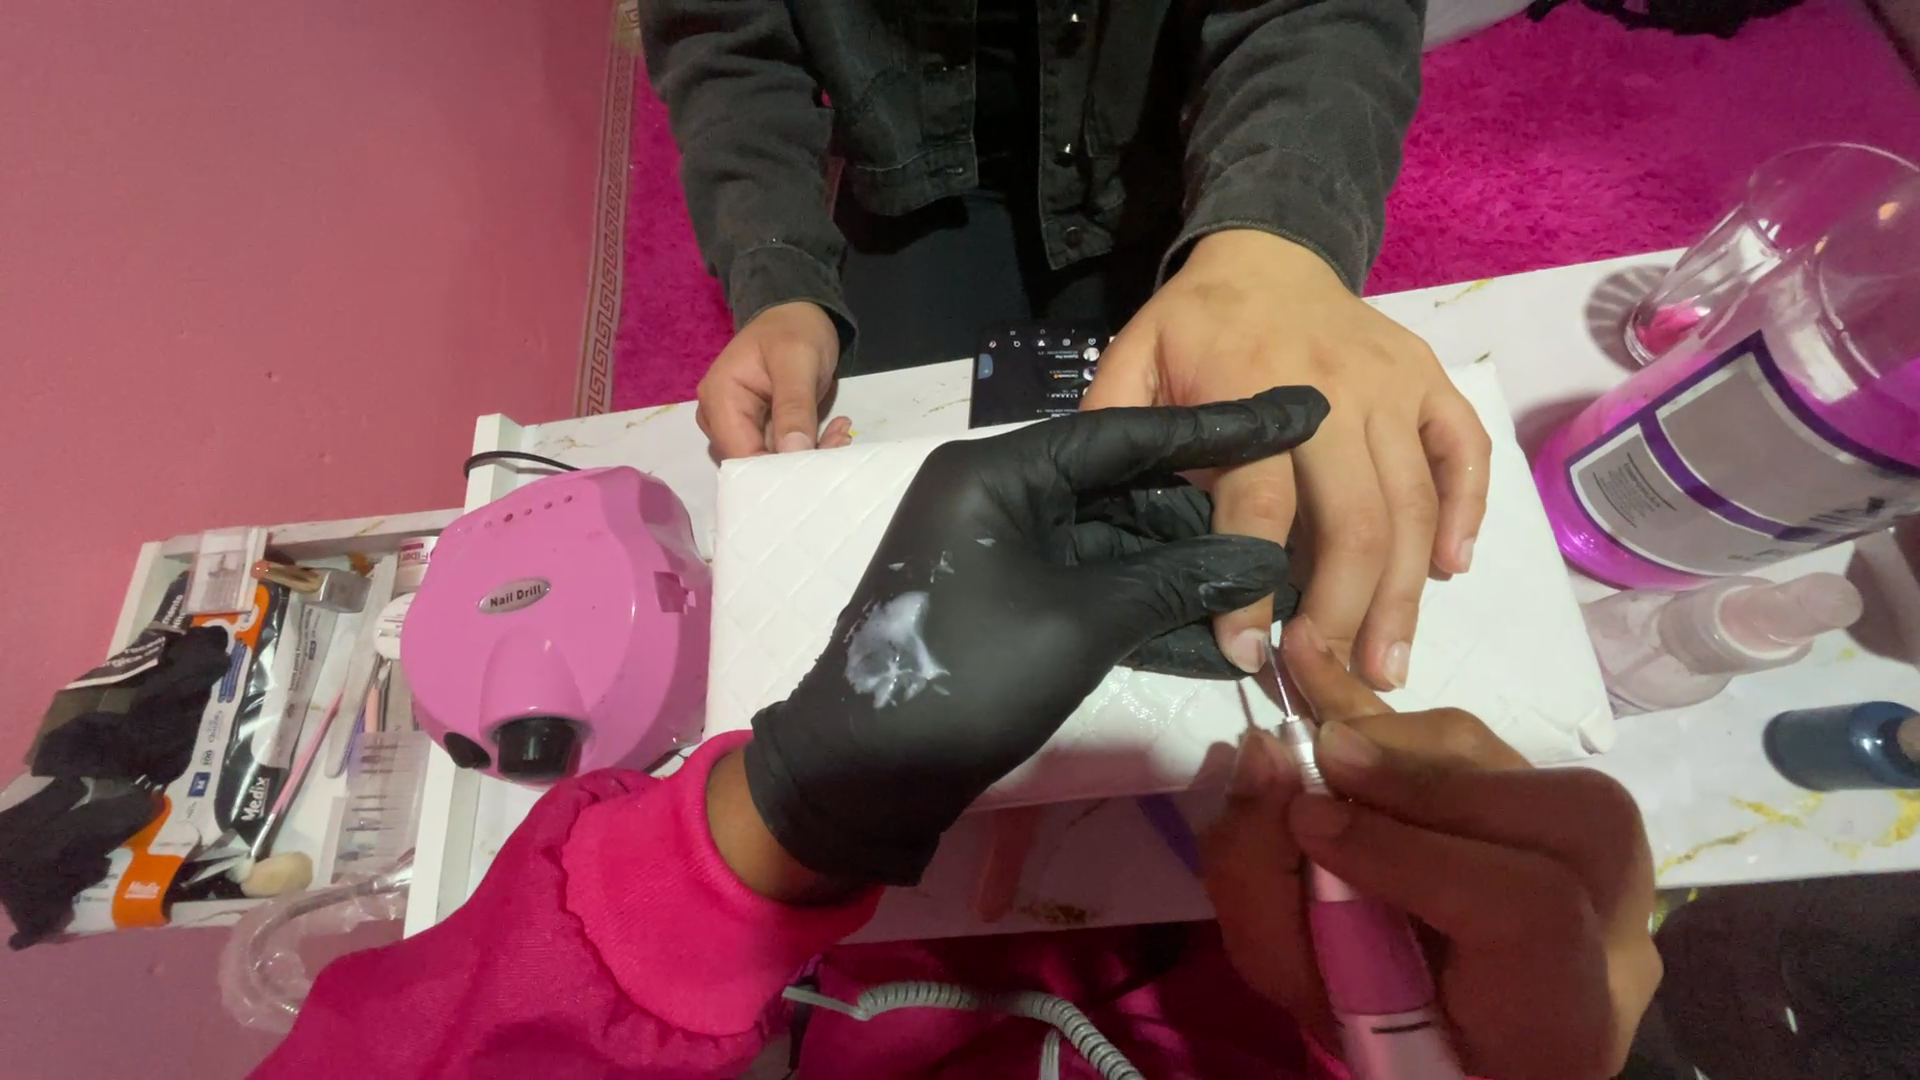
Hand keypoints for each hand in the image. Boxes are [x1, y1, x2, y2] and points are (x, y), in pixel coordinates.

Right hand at [696, 301, 853, 458]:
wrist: (799, 315)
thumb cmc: (794, 330)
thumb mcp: (797, 362)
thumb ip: (794, 407)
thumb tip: (792, 453)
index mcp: (720, 399)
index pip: (741, 454)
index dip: (777, 469)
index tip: (818, 465)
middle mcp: (721, 418)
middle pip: (755, 461)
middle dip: (799, 461)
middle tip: (842, 442)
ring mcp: (739, 426)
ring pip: (772, 461)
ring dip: (811, 454)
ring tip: (843, 433)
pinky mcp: (760, 430)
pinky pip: (783, 452)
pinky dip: (812, 446)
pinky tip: (838, 430)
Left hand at [743, 388, 1328, 885]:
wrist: (870, 771)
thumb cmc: (970, 678)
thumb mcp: (1079, 623)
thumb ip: (1172, 582)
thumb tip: (1265, 561)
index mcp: (995, 471)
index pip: (1121, 434)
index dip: (1213, 428)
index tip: (1294, 410)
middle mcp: (995, 492)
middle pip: (1117, 486)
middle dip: (1199, 514)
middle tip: (1285, 516)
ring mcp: (1000, 543)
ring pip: (1106, 538)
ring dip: (1175, 564)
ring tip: (1261, 574)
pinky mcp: (1008, 591)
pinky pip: (1083, 578)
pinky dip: (1137, 597)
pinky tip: (1207, 617)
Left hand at [1083, 230, 1491, 688]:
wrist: (1267, 251)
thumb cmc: (1193, 320)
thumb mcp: (1132, 359)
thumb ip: (1115, 426)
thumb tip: (1099, 506)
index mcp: (1250, 392)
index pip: (1259, 505)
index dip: (1250, 586)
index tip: (1247, 653)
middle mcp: (1336, 393)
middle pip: (1356, 520)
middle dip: (1345, 611)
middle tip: (1335, 680)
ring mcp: (1395, 386)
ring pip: (1415, 502)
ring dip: (1407, 591)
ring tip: (1392, 664)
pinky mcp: (1430, 381)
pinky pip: (1463, 450)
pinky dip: (1467, 511)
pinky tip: (1451, 570)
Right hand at [1204, 618, 1659, 1079]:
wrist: (1426, 1021)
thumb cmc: (1352, 1017)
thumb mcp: (1283, 970)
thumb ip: (1260, 874)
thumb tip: (1266, 751)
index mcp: (1554, 1021)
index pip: (1535, 913)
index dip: (1412, 850)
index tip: (1309, 822)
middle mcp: (1613, 942)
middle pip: (1573, 818)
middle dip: (1427, 777)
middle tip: (1323, 757)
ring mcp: (1600, 873)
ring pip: (1532, 766)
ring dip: (1408, 742)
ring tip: (1326, 749)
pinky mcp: (1551, 814)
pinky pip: (1492, 744)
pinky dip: (1396, 714)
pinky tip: (1320, 667)